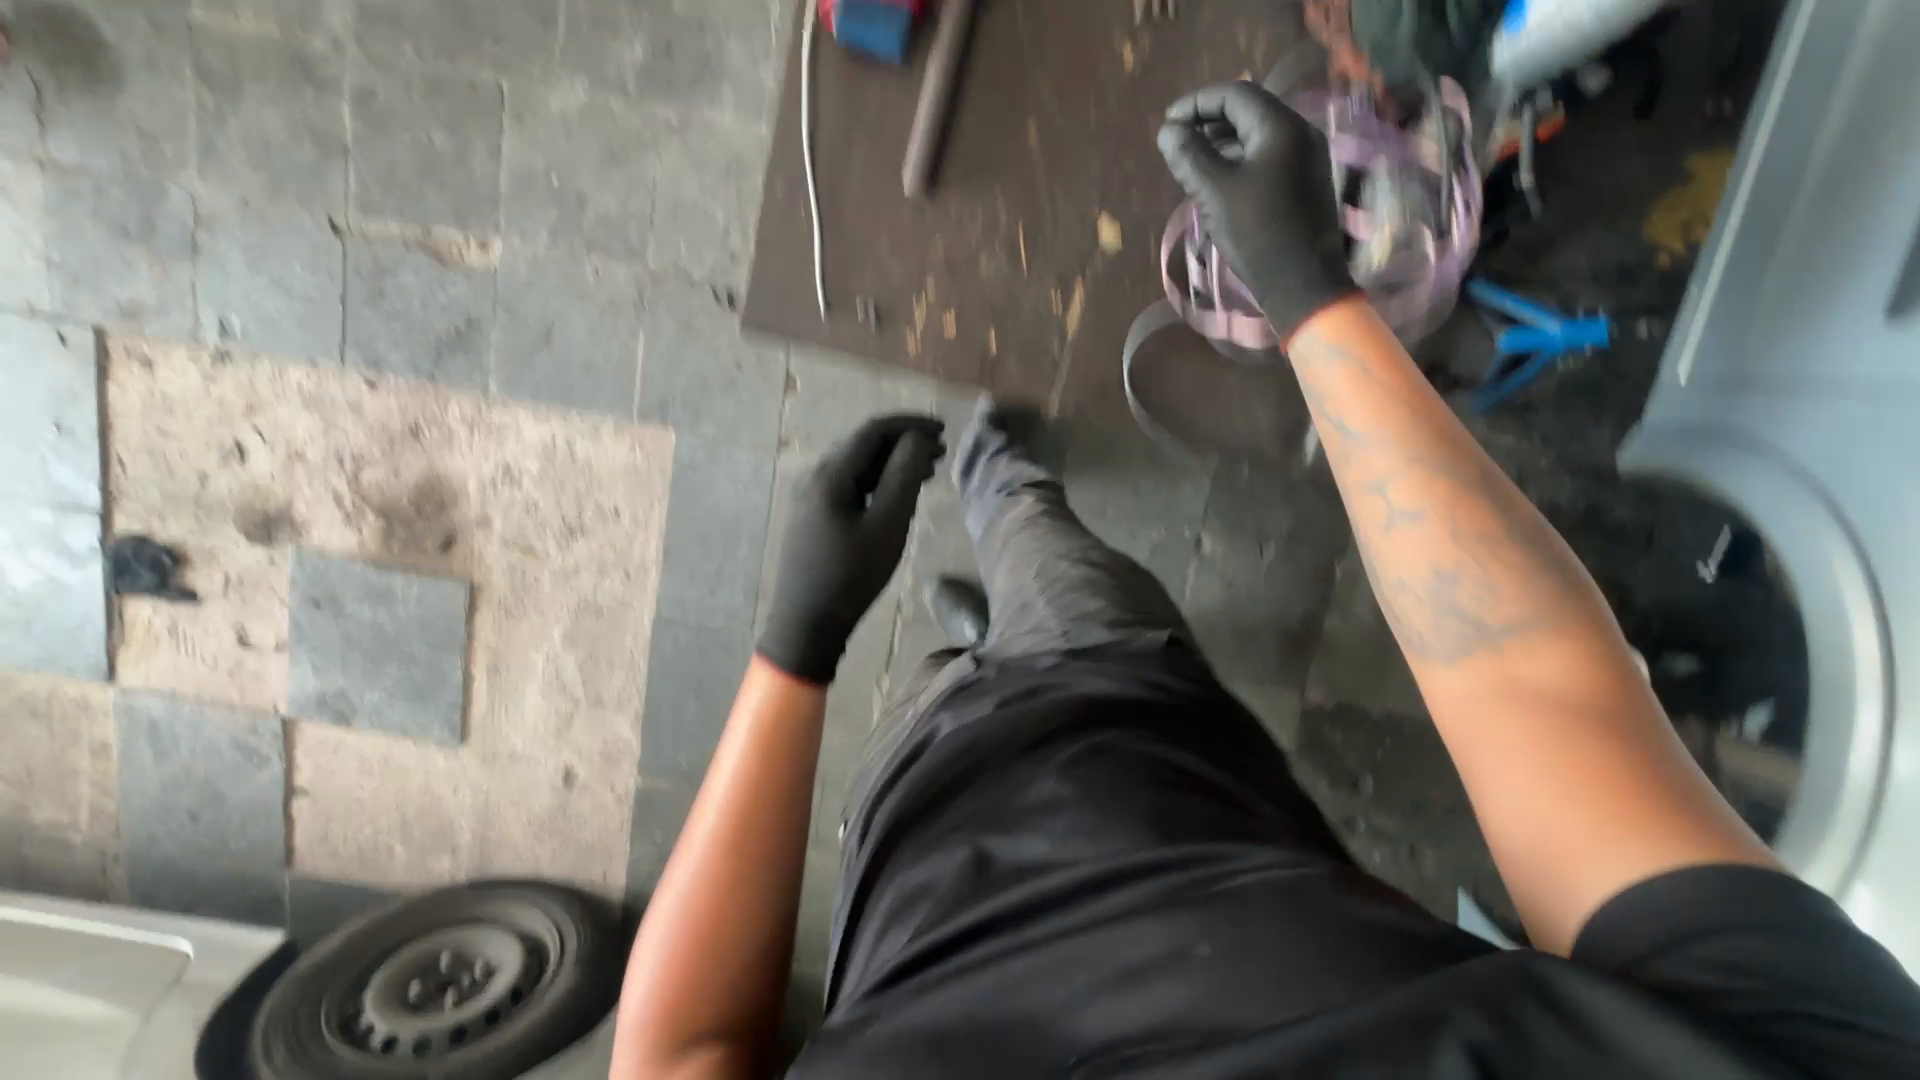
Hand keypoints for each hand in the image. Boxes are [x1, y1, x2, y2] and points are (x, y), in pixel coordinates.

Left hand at [757, 414, 946, 684]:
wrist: (806, 624)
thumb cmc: (852, 576)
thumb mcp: (887, 526)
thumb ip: (904, 476)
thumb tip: (918, 438)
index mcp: (829, 474)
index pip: (873, 430)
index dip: (910, 424)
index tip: (942, 431)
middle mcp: (814, 477)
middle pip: (863, 444)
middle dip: (902, 442)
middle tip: (939, 453)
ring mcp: (810, 497)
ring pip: (856, 465)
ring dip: (891, 463)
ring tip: (926, 472)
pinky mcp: (812, 516)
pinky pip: (848, 485)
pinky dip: (876, 482)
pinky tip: (896, 497)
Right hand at [1157, 82, 1357, 346]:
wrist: (1301, 282)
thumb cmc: (1257, 232)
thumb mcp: (1214, 192)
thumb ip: (1189, 156)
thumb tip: (1167, 131)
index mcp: (1280, 127)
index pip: (1235, 95)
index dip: (1196, 103)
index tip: (1167, 123)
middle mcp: (1300, 133)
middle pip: (1249, 112)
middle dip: (1209, 122)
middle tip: (1178, 142)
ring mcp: (1307, 159)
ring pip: (1258, 136)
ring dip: (1223, 143)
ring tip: (1193, 163)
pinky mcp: (1305, 184)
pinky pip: (1268, 158)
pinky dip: (1240, 161)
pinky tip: (1219, 183)